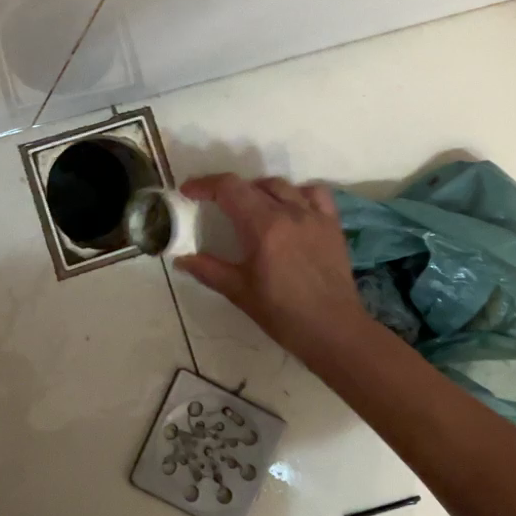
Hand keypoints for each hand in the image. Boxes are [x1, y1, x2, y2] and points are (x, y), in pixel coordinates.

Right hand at [173, 174, 375, 361]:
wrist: (334, 330)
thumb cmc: (283, 314)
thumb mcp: (239, 292)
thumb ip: (208, 270)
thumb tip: (181, 259)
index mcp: (263, 226)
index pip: (229, 188)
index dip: (204, 184)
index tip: (188, 192)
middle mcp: (289, 212)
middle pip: (251, 184)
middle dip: (227, 190)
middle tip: (212, 205)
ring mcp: (314, 216)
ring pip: (281, 185)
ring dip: (259, 189)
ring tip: (249, 206)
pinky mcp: (332, 225)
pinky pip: (315, 194)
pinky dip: (297, 194)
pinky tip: (290, 209)